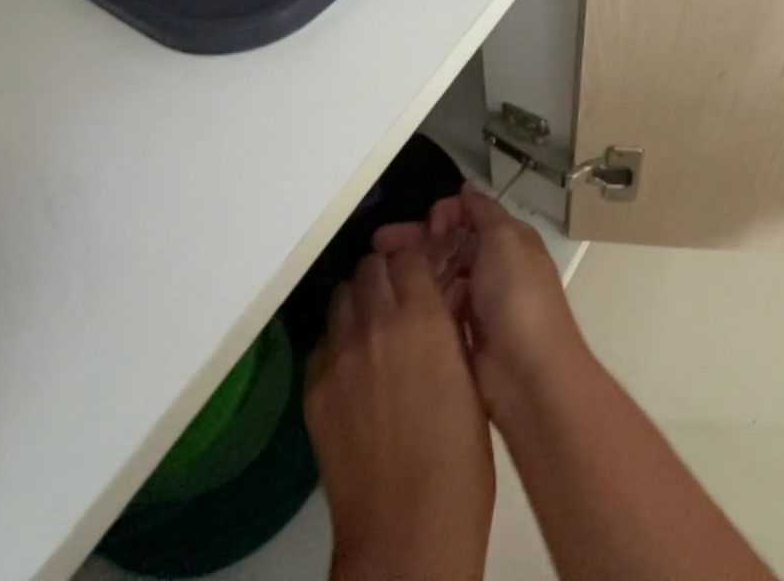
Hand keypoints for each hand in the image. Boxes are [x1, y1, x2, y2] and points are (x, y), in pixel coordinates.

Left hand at [305, 250, 494, 580]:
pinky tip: (357, 365)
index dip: (417, 259)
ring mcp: (338, 355)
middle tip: (402, 295)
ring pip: (342, 297)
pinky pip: (324, 340)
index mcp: (422, 320)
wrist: (406, 525)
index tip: (424, 268)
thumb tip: (440, 303)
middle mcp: (374, 325)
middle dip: (388, 273)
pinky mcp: (314, 386)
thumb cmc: (458, 460)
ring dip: (361, 299)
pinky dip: (341, 339)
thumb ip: (448, 330)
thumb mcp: (468, 379)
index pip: (408, 257)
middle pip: (370, 269)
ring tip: (377, 324)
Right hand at [375, 186, 590, 423]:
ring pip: (436, 274)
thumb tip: (467, 188)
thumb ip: (484, 211)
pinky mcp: (459, 330)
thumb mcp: (507, 240)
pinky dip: (415, 298)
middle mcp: (492, 268)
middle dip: (416, 239)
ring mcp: (475, 301)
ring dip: (411, 268)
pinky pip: (433, 305)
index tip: (428, 223)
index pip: (468, 217)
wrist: (529, 373)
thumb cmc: (519, 297)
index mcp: (508, 242)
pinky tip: (393, 297)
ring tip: (378, 270)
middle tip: (379, 243)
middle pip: (447, 244)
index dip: (444, 214)